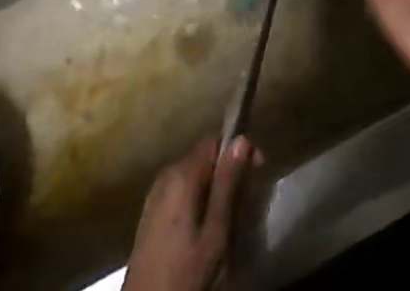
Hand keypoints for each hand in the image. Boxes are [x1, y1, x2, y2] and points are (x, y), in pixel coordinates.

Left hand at [123, 135, 255, 290]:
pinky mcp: (151, 209)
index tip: (257, 168)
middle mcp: (166, 174)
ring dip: (213, 184)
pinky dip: (198, 195)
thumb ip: (228, 184)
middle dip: (226, 169)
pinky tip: (206, 222)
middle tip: (245, 197)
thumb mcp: (216, 231)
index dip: (237, 149)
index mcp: (182, 175)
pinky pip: (180, 188)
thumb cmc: (186, 269)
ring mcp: (155, 191)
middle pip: (202, 156)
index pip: (213, 142)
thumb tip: (242, 140)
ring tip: (229, 213)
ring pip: (192, 173)